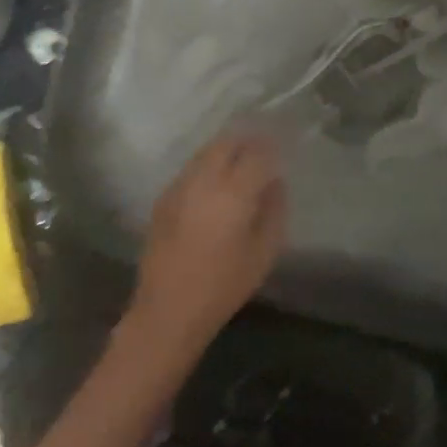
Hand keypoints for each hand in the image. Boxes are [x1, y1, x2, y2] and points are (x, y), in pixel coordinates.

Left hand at [128, 133, 288, 350]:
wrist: (168, 306)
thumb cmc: (223, 286)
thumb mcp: (262, 254)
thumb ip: (273, 211)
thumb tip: (275, 183)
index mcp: (233, 192)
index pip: (257, 153)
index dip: (272, 146)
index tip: (283, 144)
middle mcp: (203, 179)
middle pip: (226, 142)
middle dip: (246, 139)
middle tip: (262, 147)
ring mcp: (179, 184)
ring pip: (205, 152)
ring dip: (225, 149)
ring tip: (241, 160)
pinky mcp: (164, 196)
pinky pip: (191, 169)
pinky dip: (207, 165)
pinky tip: (215, 182)